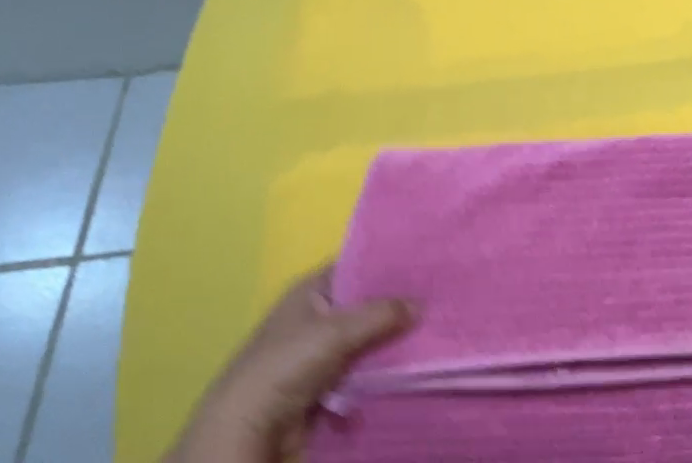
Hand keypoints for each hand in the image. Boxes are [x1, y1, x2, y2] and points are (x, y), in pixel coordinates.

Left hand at [169, 266, 414, 462]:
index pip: (357, 264)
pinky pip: (364, 365)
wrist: (248, 431)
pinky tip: (416, 357)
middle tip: (442, 294)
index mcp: (310, 290)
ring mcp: (320, 350)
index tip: (429, 261)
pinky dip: (384, 365)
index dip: (389, 263)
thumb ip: (382, 313)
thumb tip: (421, 305)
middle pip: (366, 302)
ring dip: (394, 337)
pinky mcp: (327, 381)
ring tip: (438, 325)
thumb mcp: (337, 331)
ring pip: (368, 336)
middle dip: (398, 303)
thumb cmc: (286, 365)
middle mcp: (316, 315)